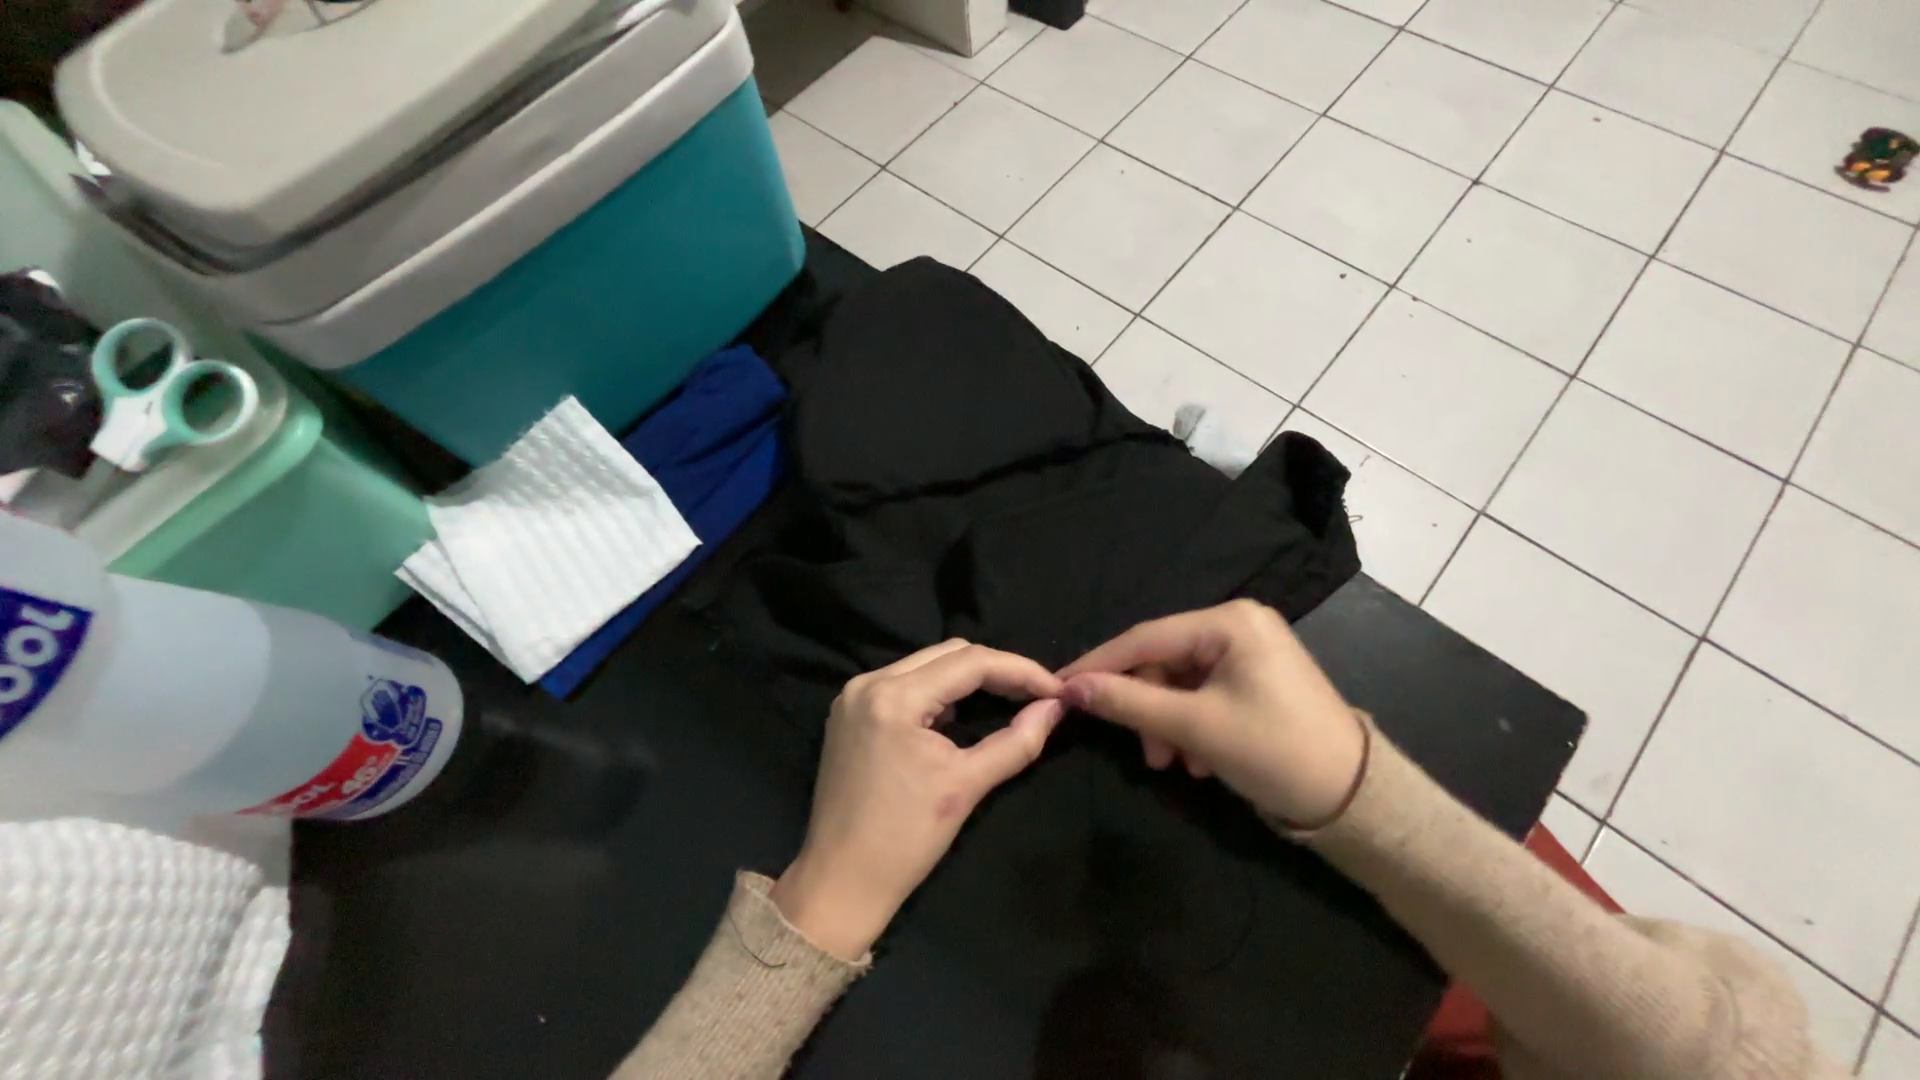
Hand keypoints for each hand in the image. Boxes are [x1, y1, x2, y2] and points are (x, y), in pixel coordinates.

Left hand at [771, 641, 1065, 959]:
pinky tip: (963, 712)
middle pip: (948, 653)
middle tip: (1037, 695)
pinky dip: (939, 691)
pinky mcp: (850, 712)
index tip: (1057, 690)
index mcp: (893, 696)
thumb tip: (1056, 708)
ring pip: (926, 664)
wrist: (841, 881)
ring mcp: (854, 696)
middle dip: (997, 669)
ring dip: (968, 678)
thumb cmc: (905, 840)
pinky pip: (905, 683)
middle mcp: (868, 682)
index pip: (970, 662)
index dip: (1020, 670)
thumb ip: (1017, 741)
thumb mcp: (967, 785)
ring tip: (1010, 699)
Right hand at [1058, 600, 1364, 826]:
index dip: (1099, 664)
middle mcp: (1239, 626)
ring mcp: (1249, 652)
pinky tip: (1199, 761)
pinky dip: (1190, 726)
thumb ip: (1128, 703)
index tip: (1059, 685)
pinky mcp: (1255, 680)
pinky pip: (1202, 694)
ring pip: (1179, 682)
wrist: (1355, 798)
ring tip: (1176, 765)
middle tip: (1147, 756)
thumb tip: (1071, 688)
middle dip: (1147, 709)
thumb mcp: (1193, 727)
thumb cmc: (1273, 749)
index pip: (1145, 637)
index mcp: (1229, 621)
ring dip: (1167, 724)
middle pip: (1162, 661)